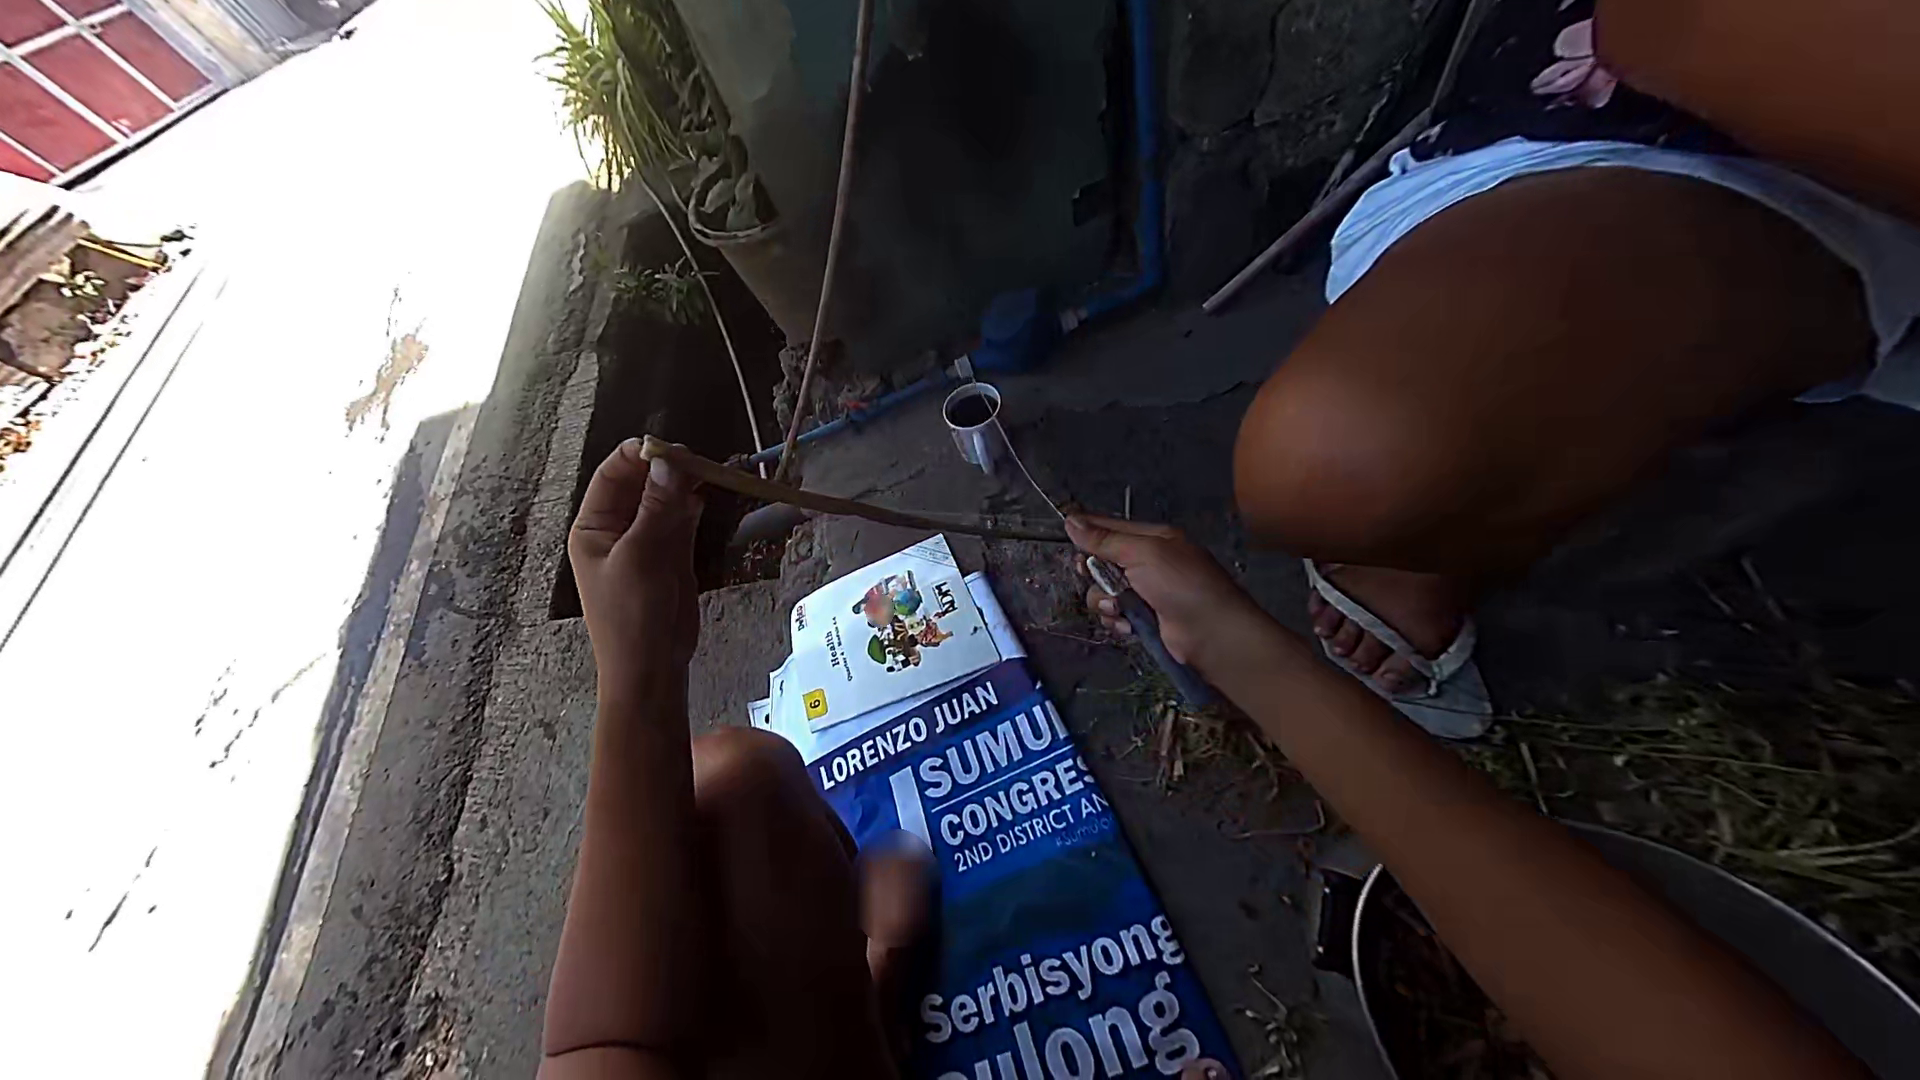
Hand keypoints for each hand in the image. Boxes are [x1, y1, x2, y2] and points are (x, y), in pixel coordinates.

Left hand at [569, 438, 704, 691]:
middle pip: (643, 484)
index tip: (675, 448)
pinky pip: (683, 519)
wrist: (652, 666)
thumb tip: (671, 461)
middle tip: (702, 461)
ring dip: (687, 485)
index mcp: (594, 526)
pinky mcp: (673, 553)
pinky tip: (712, 492)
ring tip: (713, 471)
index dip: (640, 457)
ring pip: (666, 499)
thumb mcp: (643, 558)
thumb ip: (658, 508)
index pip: (613, 476)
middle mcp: (618, 528)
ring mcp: (648, 540)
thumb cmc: (633, 615)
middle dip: (669, 469)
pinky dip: (697, 505)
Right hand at [1066, 515, 1275, 678]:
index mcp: (1152, 538)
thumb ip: (1105, 540)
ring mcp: (1143, 592)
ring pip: (1102, 590)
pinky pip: (1113, 614)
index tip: (1066, 530)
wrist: (1212, 633)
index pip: (1111, 527)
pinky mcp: (1142, 618)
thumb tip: (1071, 521)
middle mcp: (1146, 563)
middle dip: (1093, 570)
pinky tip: (1128, 625)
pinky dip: (1116, 620)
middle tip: (1090, 574)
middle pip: (1101, 560)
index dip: (1088, 529)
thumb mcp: (1144, 553)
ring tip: (1118, 608)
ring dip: (1104, 600)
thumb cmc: (1181, 584)